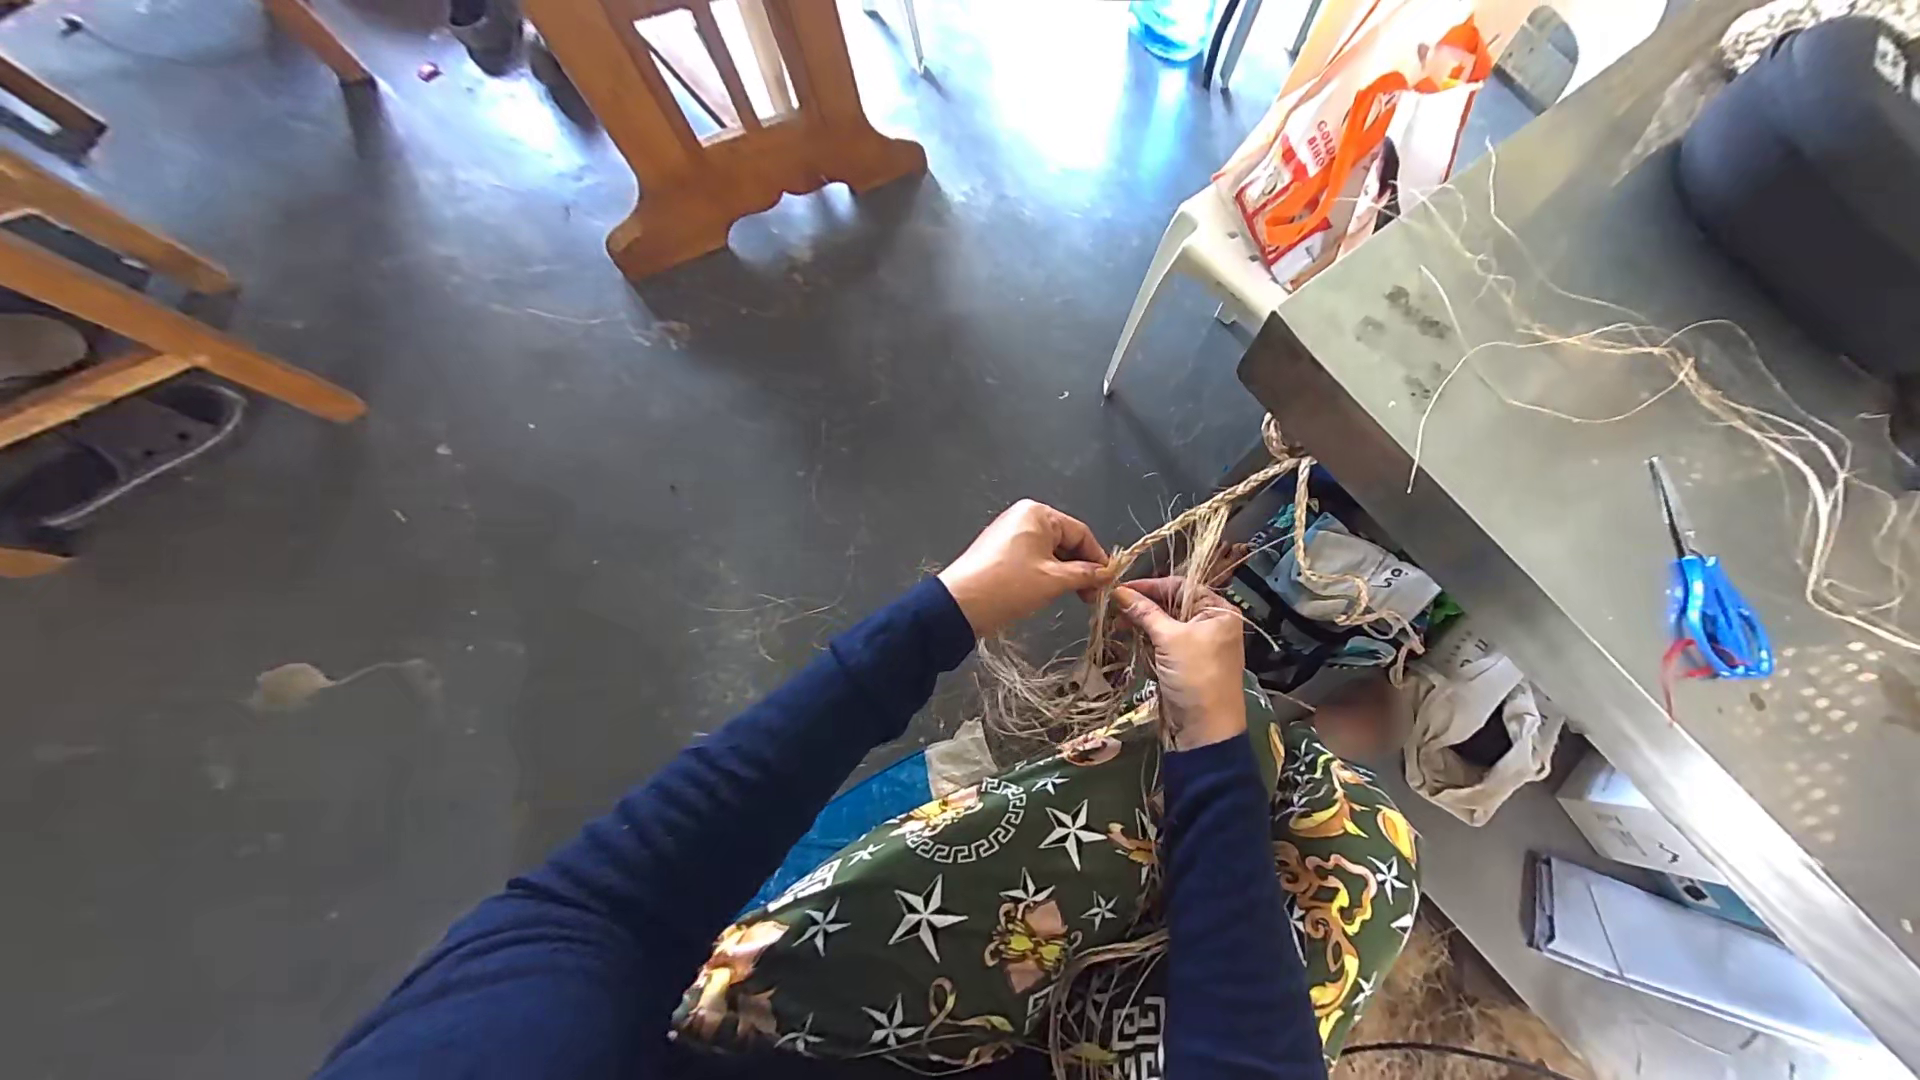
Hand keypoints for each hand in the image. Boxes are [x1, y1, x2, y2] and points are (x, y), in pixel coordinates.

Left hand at [938, 500, 1109, 636]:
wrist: (960, 605)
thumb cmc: (1007, 586)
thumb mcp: (1054, 580)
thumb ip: (1085, 574)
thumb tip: (1105, 574)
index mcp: (1037, 514)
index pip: (1081, 532)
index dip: (1098, 559)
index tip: (1108, 582)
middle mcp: (1023, 517)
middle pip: (1066, 541)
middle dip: (1081, 568)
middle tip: (1093, 595)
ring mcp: (1010, 534)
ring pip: (1050, 552)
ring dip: (1065, 574)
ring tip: (1075, 597)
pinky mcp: (1000, 552)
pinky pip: (1034, 559)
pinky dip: (1047, 574)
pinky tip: (1052, 592)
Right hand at [1111, 577, 1246, 750]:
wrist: (1205, 730)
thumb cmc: (1196, 678)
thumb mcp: (1170, 639)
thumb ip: (1144, 612)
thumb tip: (1119, 590)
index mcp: (1217, 611)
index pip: (1179, 586)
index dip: (1149, 586)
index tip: (1120, 588)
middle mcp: (1209, 622)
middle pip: (1170, 603)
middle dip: (1142, 605)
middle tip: (1113, 606)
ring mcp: (1196, 643)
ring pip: (1162, 623)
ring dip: (1139, 623)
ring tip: (1115, 624)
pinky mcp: (1183, 661)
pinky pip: (1160, 642)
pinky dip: (1144, 640)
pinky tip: (1125, 638)